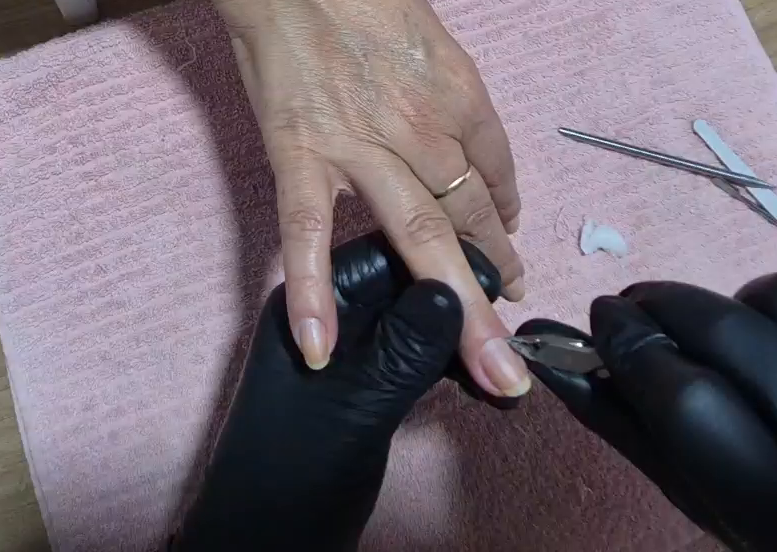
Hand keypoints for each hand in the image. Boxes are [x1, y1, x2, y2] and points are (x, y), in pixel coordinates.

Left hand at [173, 232, 502, 551]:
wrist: (268, 543)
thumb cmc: (297, 469)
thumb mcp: (358, 403)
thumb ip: (405, 347)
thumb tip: (453, 289)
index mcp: (314, 295)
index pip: (388, 254)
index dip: (442, 264)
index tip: (497, 289)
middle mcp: (332, 308)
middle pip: (408, 284)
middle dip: (459, 306)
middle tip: (508, 338)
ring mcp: (351, 343)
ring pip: (417, 321)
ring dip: (460, 341)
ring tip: (504, 372)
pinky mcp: (368, 377)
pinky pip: (416, 354)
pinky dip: (449, 365)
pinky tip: (481, 385)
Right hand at [216, 0, 529, 399]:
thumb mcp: (423, 22)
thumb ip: (441, 83)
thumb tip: (450, 126)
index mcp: (458, 88)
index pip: (495, 164)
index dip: (505, 208)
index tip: (505, 232)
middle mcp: (423, 126)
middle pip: (471, 215)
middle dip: (499, 279)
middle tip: (517, 338)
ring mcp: (361, 147)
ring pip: (418, 235)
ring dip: (455, 303)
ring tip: (484, 359)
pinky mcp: (301, 155)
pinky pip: (307, 233)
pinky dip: (312, 291)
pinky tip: (320, 345)